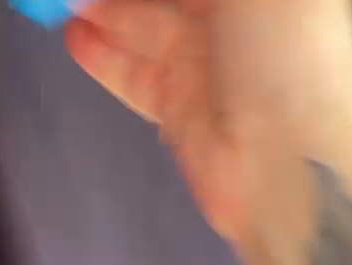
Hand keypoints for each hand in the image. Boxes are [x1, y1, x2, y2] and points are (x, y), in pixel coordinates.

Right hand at [63, 0, 351, 239]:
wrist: (285, 162)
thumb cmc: (291, 59)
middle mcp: (234, 24)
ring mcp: (204, 69)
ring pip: (143, 26)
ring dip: (103, 11)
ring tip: (61, 0)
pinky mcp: (179, 111)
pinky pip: (133, 74)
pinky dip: (102, 56)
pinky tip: (73, 35)